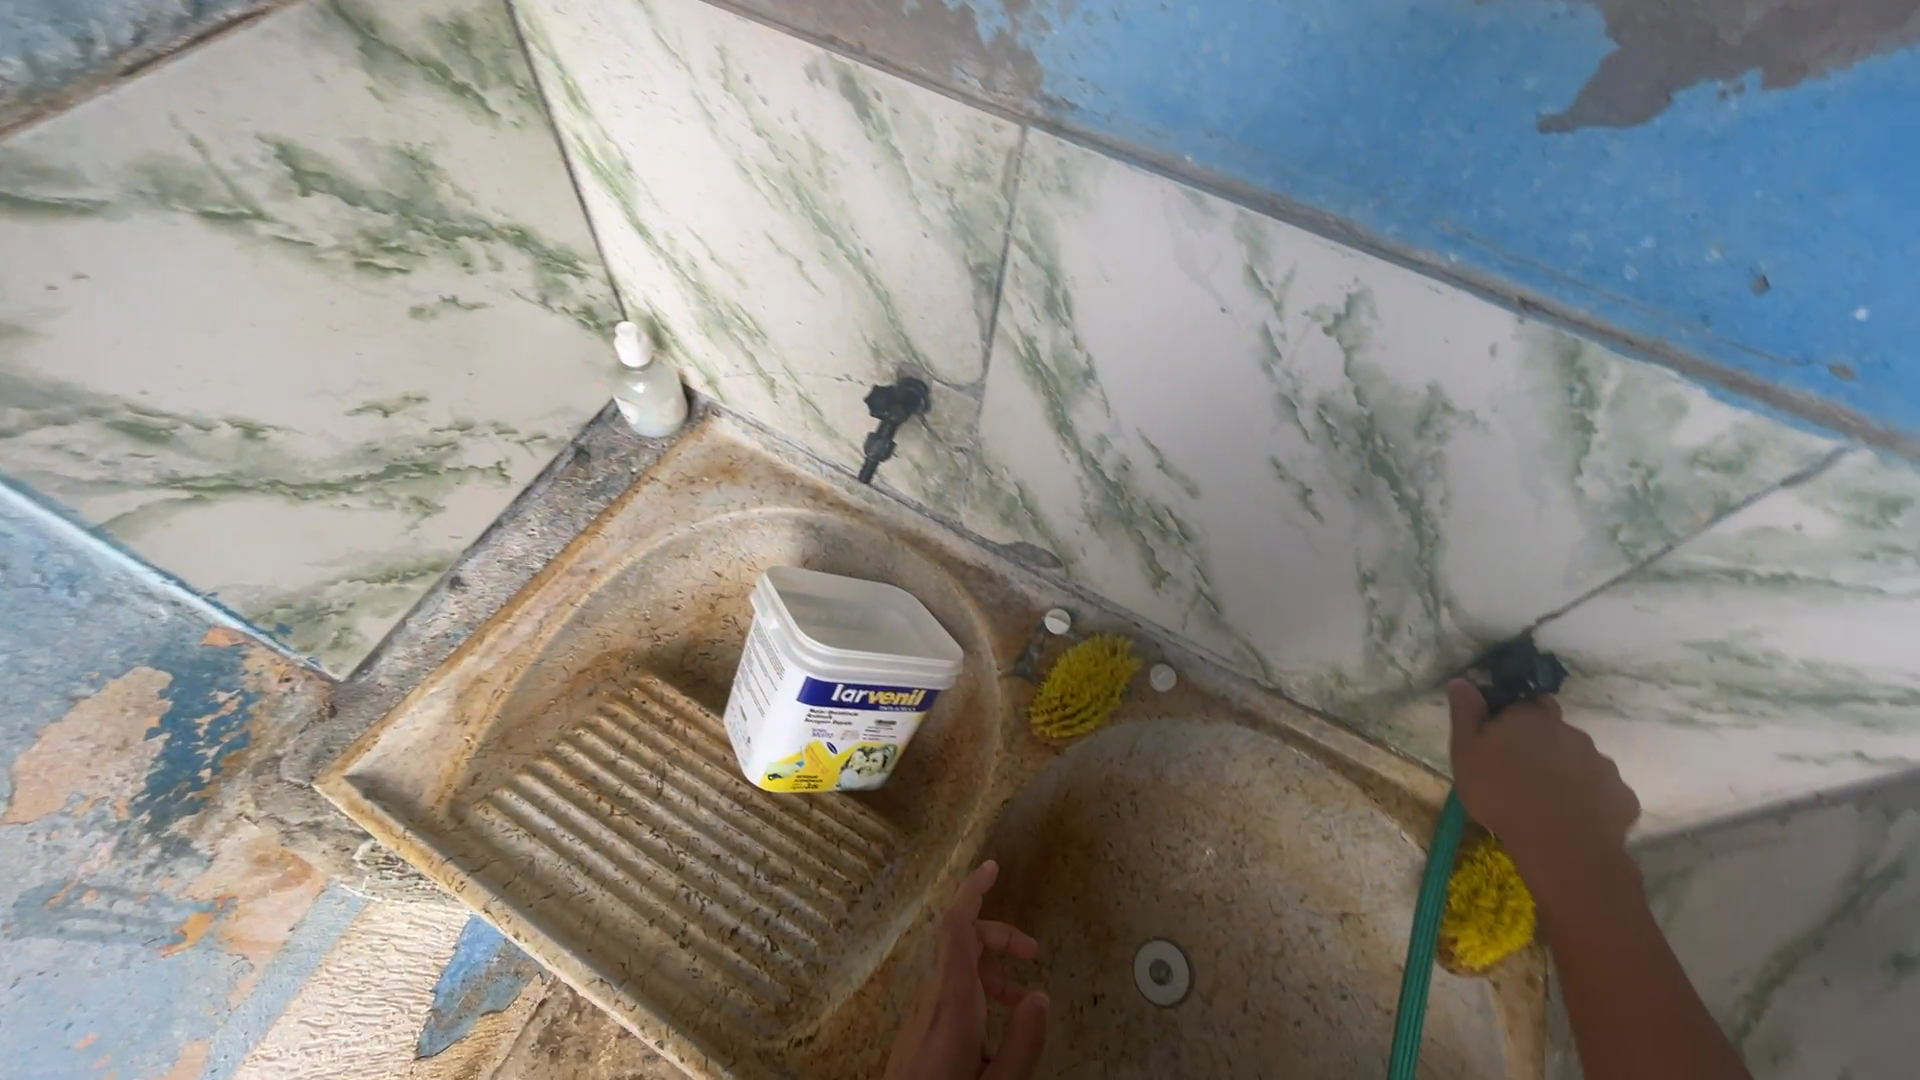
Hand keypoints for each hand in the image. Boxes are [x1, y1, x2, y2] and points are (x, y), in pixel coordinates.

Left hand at [884, 861, 1048, 1079]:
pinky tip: (995, 1033)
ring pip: (958, 968)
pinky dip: (978, 994)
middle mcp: (933, 997)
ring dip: (993, 971)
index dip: (973, 890)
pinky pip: (949, 993)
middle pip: (963, 940)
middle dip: (1000, 934)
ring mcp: (920, 1013)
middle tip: (1034, 953)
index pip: (957, 925)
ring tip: (1023, 1002)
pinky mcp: (917, 1031)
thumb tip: (1039, 996)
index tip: (993, 867)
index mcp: (953, 1002)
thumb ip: (1022, 1041)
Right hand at [1446, 679, 1641, 916]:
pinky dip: (1587, 798)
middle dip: (1540, 744)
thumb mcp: (1465, 751)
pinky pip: (1600, 790)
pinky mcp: (1622, 795)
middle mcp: (1572, 733)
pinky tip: (1571, 816)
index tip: (1499, 738)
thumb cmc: (1501, 792)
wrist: (1561, 846)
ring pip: (1578, 761)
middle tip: (1518, 771)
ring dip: (1564, 771)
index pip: (1526, 703)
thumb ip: (1465, 713)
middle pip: (1555, 731)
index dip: (1513, 717)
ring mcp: (1602, 764)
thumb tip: (1462, 680)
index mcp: (1532, 717)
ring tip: (1544, 799)